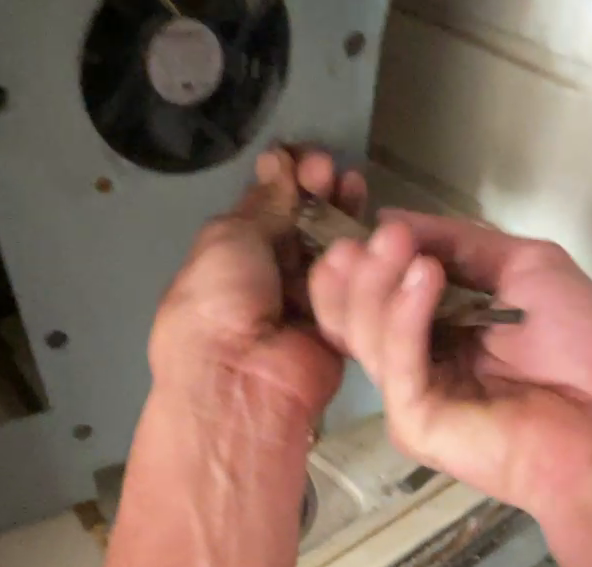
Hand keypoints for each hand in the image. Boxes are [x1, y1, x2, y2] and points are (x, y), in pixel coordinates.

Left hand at [148, 148, 367, 428]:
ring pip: (330, 258)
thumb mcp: (229, 240)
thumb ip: (262, 204)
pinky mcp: (337, 333)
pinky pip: (352, 293)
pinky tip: (373, 234)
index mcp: (230, 262)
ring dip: (343, 222)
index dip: (285, 184)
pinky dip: (362, 264)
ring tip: (356, 187)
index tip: (303, 160)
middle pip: (301, 232)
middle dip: (317, 197)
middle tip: (333, 170)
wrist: (241, 382)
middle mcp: (267, 284)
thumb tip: (277, 163)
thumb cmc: (218, 304)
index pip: (264, 214)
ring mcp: (303, 309)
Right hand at [306, 212, 591, 519]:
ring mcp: (411, 395)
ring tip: (396, 243)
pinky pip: (397, 364)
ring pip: (366, 335)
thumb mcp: (526, 268)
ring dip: (376, 282)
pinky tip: (424, 276)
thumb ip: (461, 244)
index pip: (378, 293)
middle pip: (357, 315)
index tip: (365, 220)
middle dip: (358, 270)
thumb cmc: (583, 348)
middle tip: (367, 235)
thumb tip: (392, 217)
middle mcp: (417, 362)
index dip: (365, 257)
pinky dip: (404, 316)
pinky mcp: (414, 424)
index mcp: (440, 329)